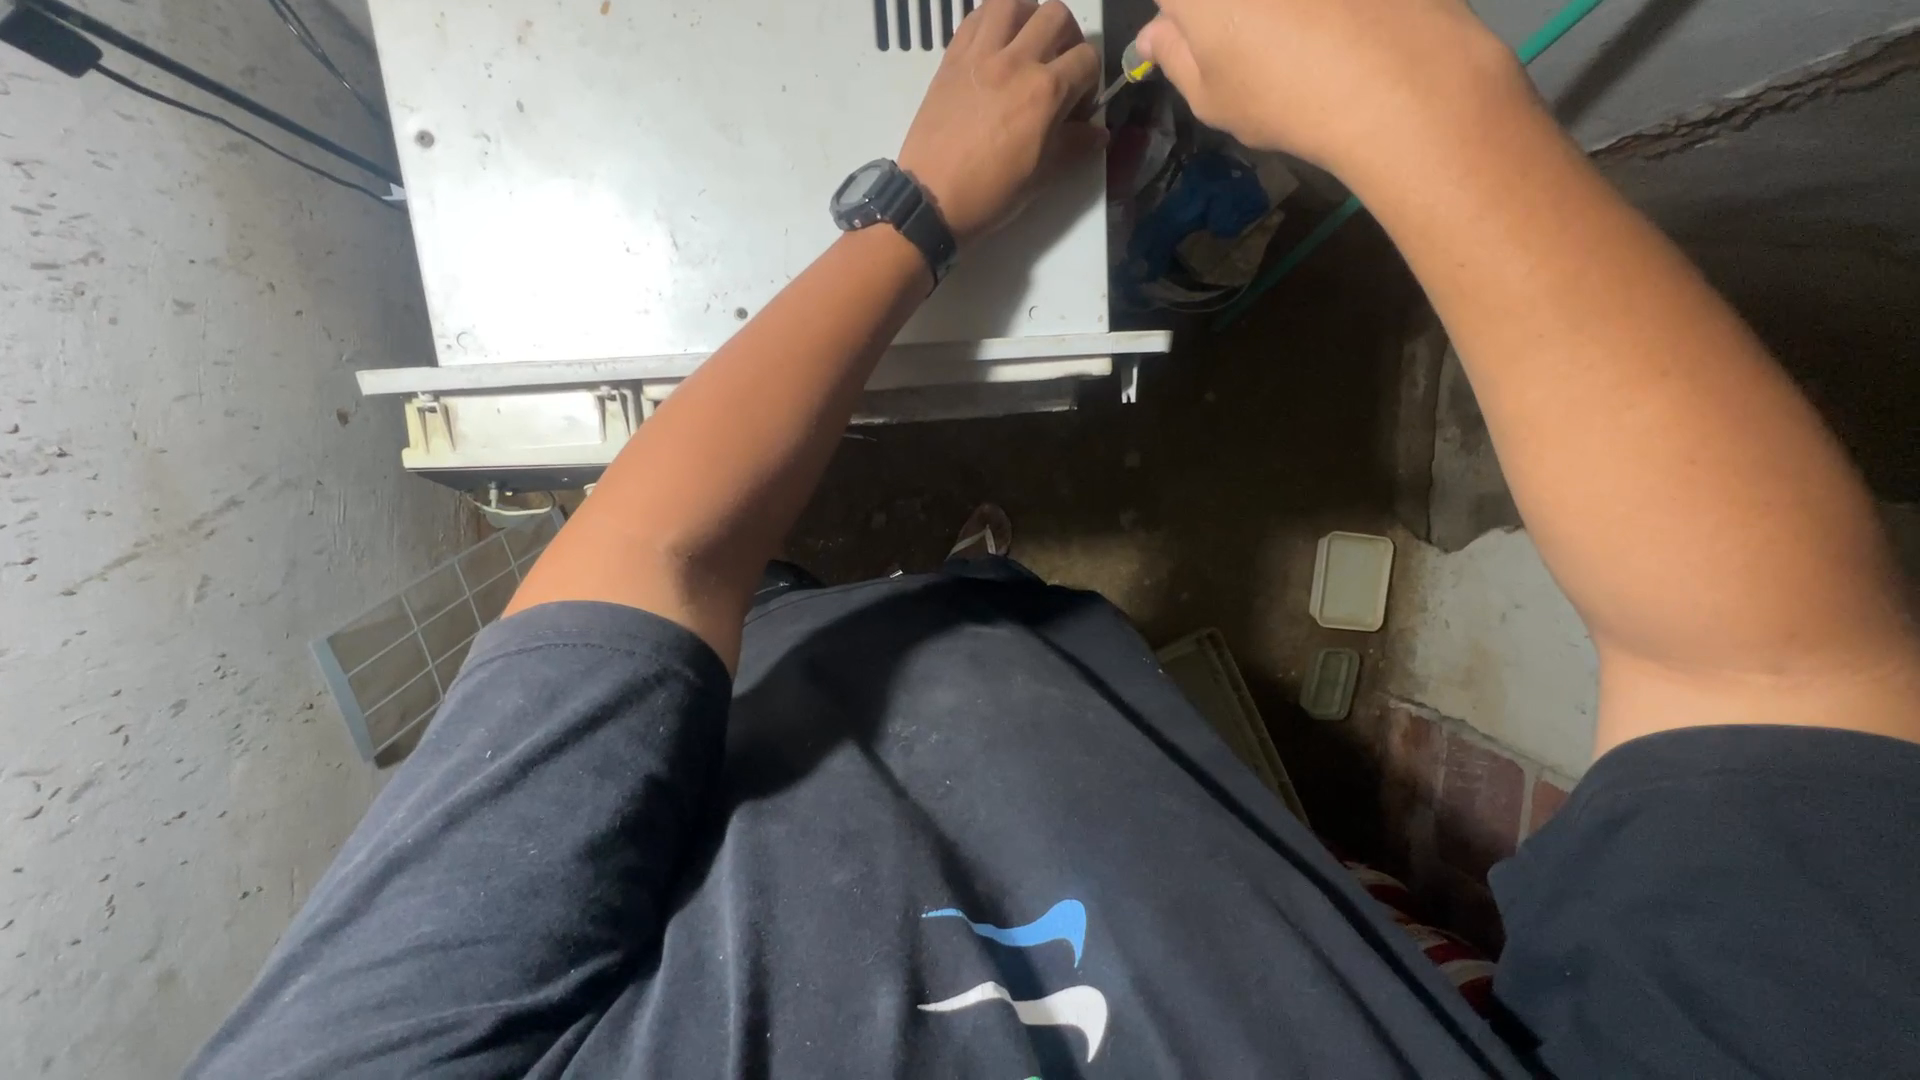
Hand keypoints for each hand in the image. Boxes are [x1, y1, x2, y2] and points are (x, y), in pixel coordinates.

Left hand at [897, 0, 1103, 245]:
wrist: (931, 200)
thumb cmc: (989, 195)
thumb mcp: (1040, 177)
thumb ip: (1073, 146)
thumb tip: (1099, 134)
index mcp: (1044, 92)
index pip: (1087, 59)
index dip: (1090, 81)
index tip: (1077, 106)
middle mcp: (1015, 61)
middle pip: (1056, 15)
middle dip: (1066, 39)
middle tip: (1057, 68)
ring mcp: (980, 55)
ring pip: (1012, 3)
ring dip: (1026, 17)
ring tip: (1025, 46)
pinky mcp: (951, 59)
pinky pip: (975, 18)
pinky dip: (990, 23)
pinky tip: (993, 49)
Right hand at [1136, 0, 1533, 178]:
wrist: (1395, 79)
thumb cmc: (1282, 99)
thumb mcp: (1211, 99)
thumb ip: (1174, 58)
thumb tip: (1155, 34)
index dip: (1178, 17)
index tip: (1189, 36)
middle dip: (1223, 13)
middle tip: (1245, 40)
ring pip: (1271, 0)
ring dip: (1274, 11)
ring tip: (1298, 33)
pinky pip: (1316, 0)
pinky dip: (1319, 9)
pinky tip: (1335, 22)